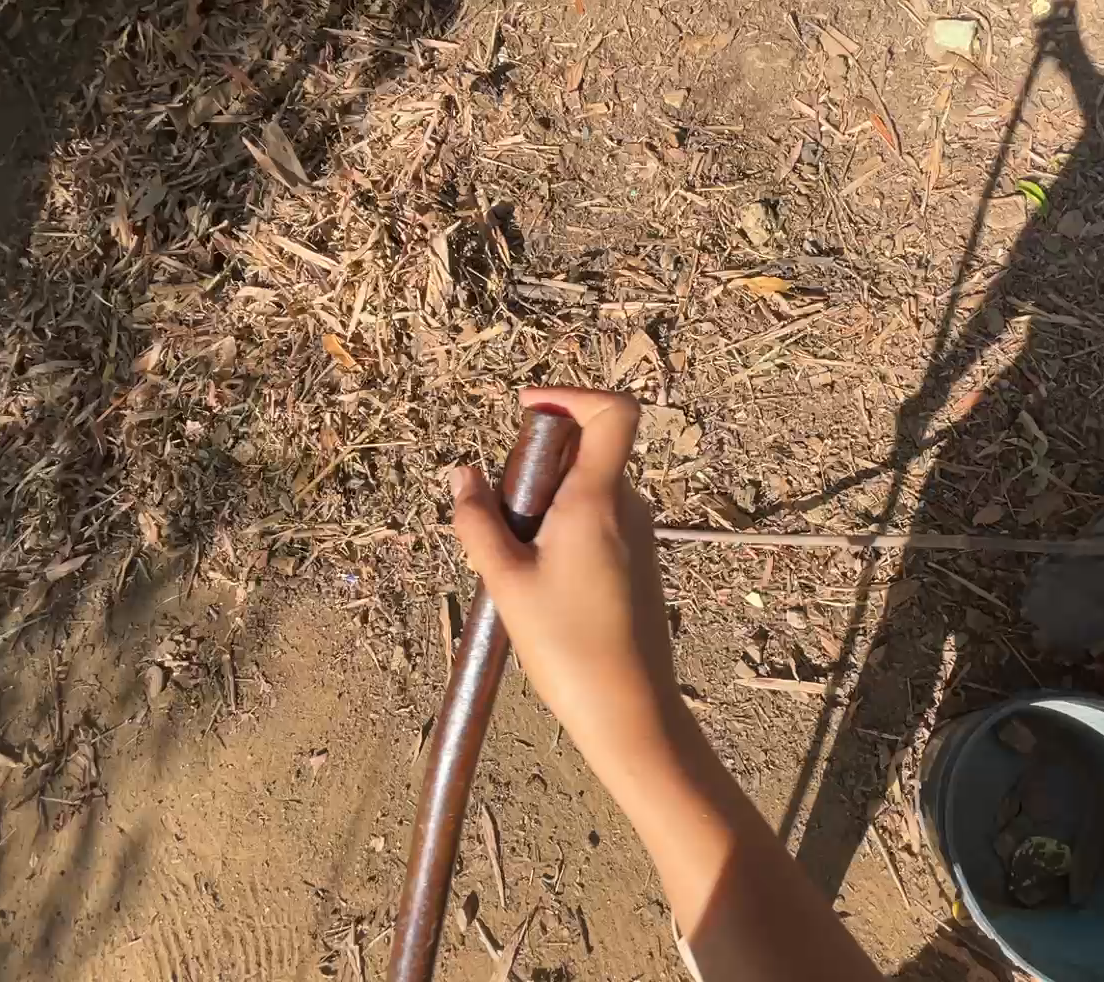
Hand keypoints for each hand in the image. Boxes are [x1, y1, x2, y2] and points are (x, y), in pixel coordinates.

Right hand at [449, 388, 679, 765]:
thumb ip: (478, 521)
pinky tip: (544, 582)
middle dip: (536, 466)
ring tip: (521, 565)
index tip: (527, 410)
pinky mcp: (640, 557)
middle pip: (585, 449)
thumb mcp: (506, 581)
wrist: (630, 707)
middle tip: (507, 521)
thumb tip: (462, 474)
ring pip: (586, 487)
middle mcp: (629, 505)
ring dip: (545, 503)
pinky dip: (563, 526)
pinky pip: (597, 517)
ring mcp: (639, 531)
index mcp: (600, 498)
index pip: (614, 411)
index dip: (572, 396)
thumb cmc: (566, 645)